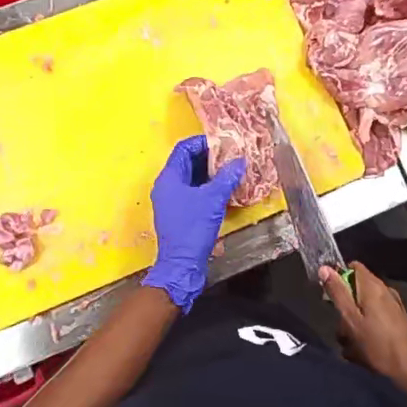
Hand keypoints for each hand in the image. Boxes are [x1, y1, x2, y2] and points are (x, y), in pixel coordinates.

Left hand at [141, 135, 244, 312]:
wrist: (181, 264)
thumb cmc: (192, 228)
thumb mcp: (213, 200)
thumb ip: (226, 178)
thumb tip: (239, 162)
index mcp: (169, 178)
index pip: (183, 149)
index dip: (202, 142)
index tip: (223, 142)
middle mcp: (167, 187)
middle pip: (187, 163)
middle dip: (209, 158)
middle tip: (231, 155)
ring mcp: (171, 202)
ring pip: (191, 179)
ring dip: (209, 174)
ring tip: (231, 170)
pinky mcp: (179, 214)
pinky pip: (193, 193)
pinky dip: (207, 189)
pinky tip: (224, 190)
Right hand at [321, 262, 406, 400]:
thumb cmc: (379, 346)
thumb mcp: (351, 320)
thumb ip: (337, 293)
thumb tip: (325, 268)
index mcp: (373, 287)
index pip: (353, 266)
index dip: (338, 276)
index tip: (328, 295)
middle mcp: (385, 292)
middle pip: (356, 289)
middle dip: (343, 306)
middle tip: (341, 328)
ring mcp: (393, 307)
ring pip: (362, 307)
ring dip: (352, 323)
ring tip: (351, 344)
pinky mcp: (396, 321)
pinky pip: (373, 319)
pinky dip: (364, 330)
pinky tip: (363, 350)